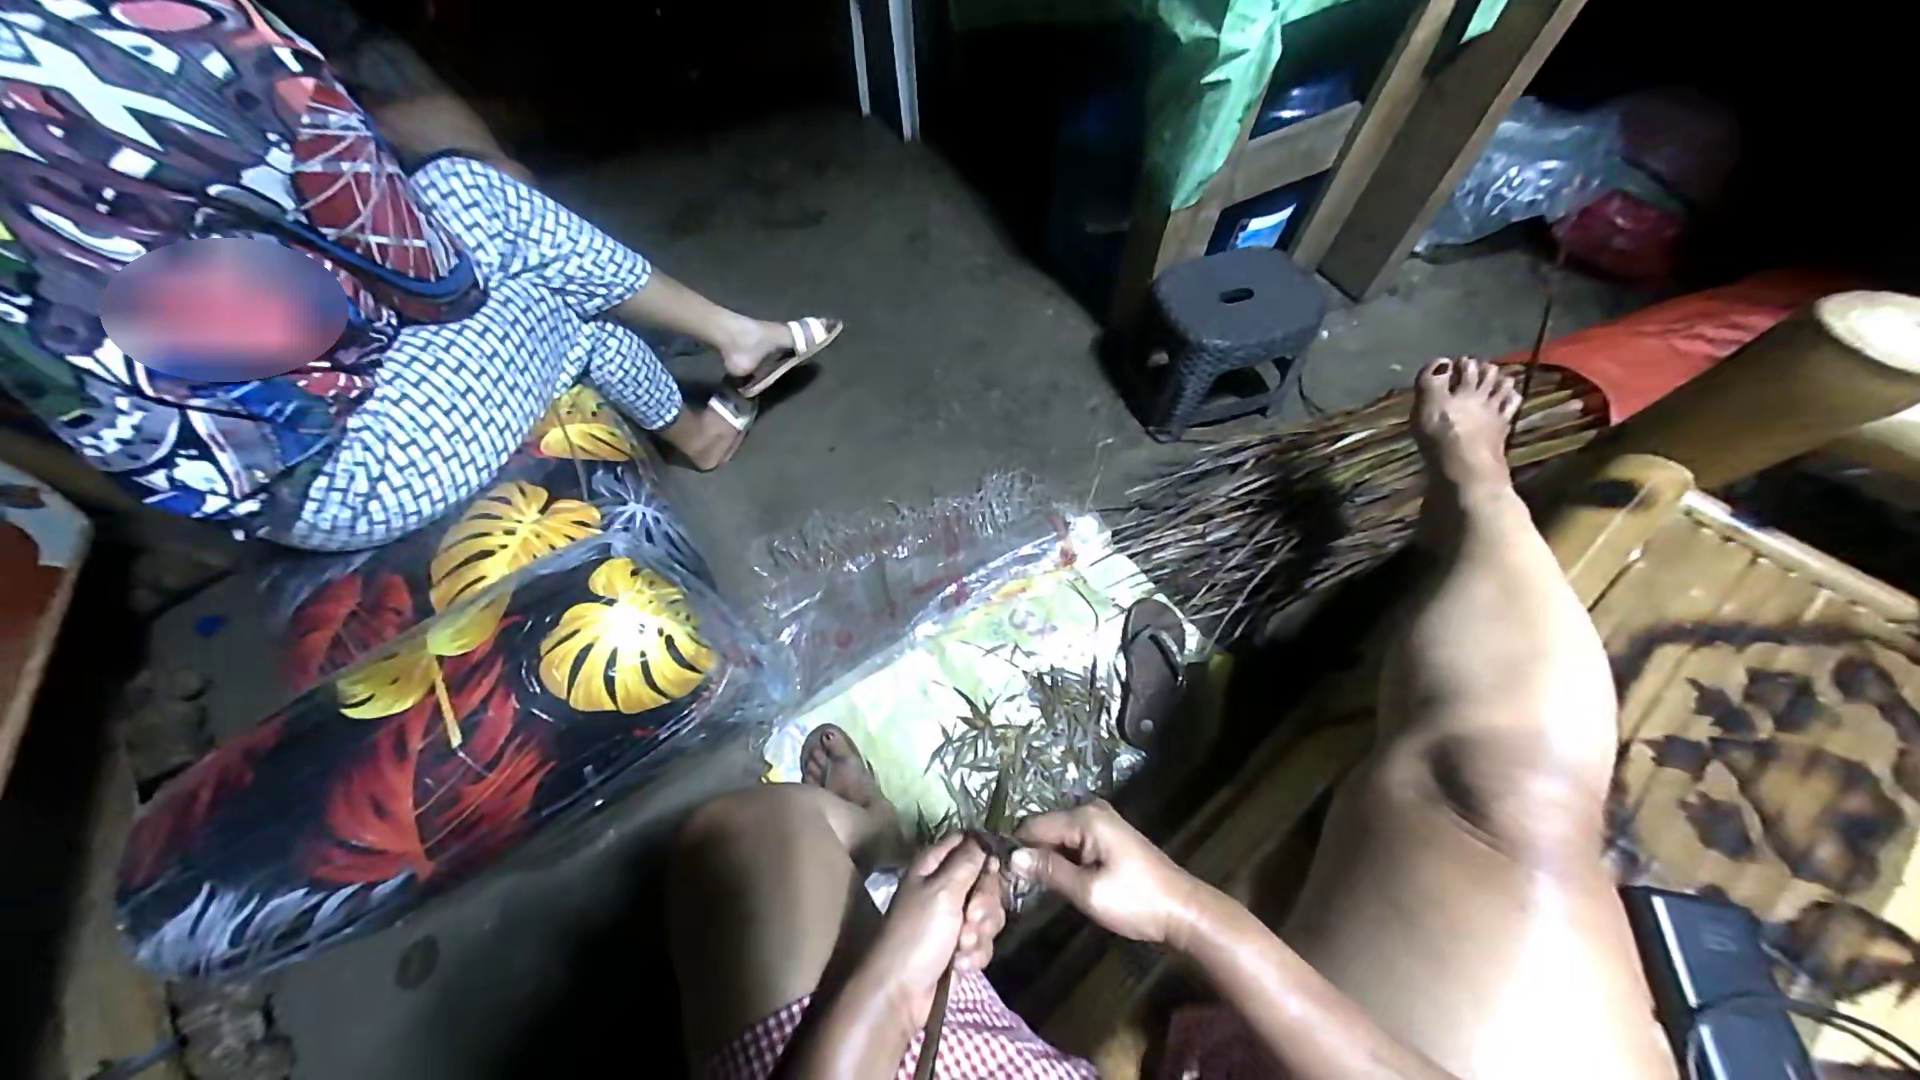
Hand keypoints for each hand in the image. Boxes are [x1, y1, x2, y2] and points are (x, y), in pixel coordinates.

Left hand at [865, 834, 1004, 1028]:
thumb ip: (967, 862)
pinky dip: (974, 954)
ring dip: (979, 933)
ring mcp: (953, 917)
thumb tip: (984, 838)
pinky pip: (983, 940)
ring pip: (988, 913)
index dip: (985, 854)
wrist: (900, 994)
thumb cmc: (917, 935)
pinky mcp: (960, 945)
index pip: (969, 842)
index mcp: (934, 864)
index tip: (992, 870)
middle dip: (984, 904)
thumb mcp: (943, 891)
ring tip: (960, 947)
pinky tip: (958, 965)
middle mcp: (945, 885)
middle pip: (985, 880)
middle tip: (970, 919)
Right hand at [1010, 800, 1198, 945]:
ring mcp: (1101, 820)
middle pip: (1046, 828)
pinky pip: (1074, 840)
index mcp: (1085, 817)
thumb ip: (1049, 871)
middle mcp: (1091, 810)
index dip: (1017, 849)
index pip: (1034, 826)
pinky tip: (1059, 879)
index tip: (1002, 875)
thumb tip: (1013, 857)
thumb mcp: (1088, 891)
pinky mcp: (1108, 835)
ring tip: (1034, 885)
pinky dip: (1064, 857)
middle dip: (1032, 853)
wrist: (1183, 910)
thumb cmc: (1136, 901)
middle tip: (1017, 885)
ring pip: (1059, 835)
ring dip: (1047, 857)